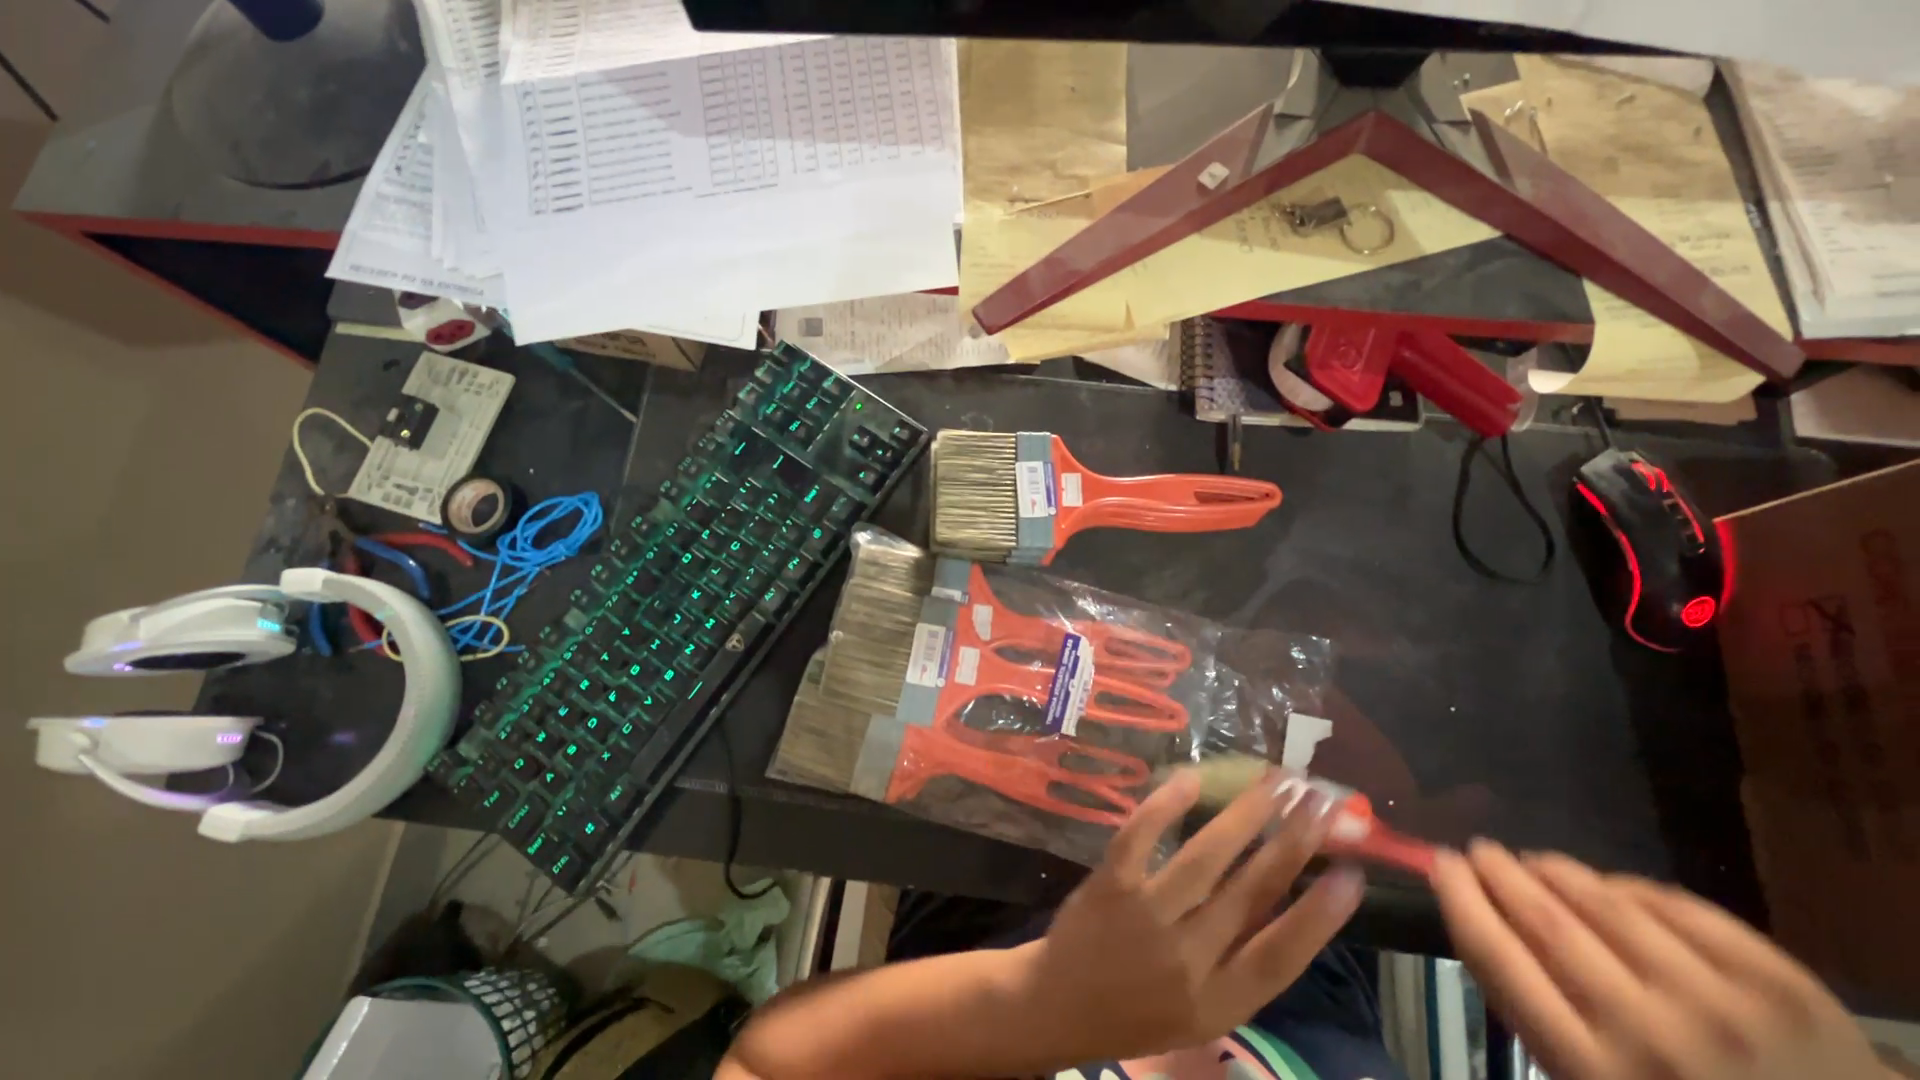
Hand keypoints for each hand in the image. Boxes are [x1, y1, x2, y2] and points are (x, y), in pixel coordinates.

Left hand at [1005, 767, 1366, 1062]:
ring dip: (1246, 816)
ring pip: (1205, 858)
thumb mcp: (1206, 1011)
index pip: (1281, 956)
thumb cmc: (1142, 1009)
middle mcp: (1187, 958)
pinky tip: (1193, 779)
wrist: (1060, 1005)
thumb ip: (1246, 964)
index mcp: (1219, 999)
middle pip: (1251, 894)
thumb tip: (1296, 904)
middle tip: (1324, 803)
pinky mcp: (1109, 886)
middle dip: (1293, 844)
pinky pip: (1140, 838)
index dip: (1320, 915)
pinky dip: (1165, 807)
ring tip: (1278, 782)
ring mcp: (1145, 916)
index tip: (1353, 872)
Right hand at [1432, 840, 1889, 1079]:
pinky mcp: (1776, 980)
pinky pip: (1680, 909)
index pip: (1499, 959)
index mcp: (1592, 1072)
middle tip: (1476, 850)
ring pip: (1609, 905)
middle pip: (1546, 922)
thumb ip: (1547, 1027)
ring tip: (1535, 860)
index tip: (1439, 865)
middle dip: (1500, 875)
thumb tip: (1495, 934)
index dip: (1461, 901)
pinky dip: (1634, 890)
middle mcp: (1646, 1029)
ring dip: (1558, 872)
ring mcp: (1718, 1000)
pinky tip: (1615, 888)